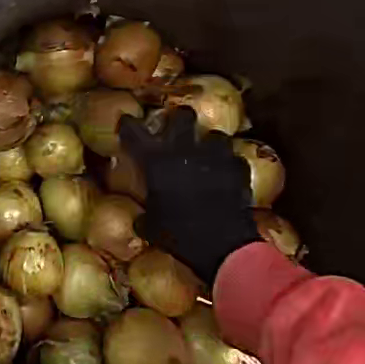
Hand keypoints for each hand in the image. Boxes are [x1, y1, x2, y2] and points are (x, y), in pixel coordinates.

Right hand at [117, 107, 258, 281]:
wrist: (223, 247)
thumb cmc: (180, 236)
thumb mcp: (153, 228)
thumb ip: (145, 217)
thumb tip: (139, 220)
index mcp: (156, 161)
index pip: (134, 131)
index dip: (128, 124)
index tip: (126, 122)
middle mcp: (185, 150)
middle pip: (183, 116)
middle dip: (179, 118)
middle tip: (177, 128)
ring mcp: (215, 157)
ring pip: (215, 135)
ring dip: (210, 142)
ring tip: (208, 153)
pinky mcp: (238, 170)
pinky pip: (235, 160)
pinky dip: (231, 165)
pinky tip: (228, 174)